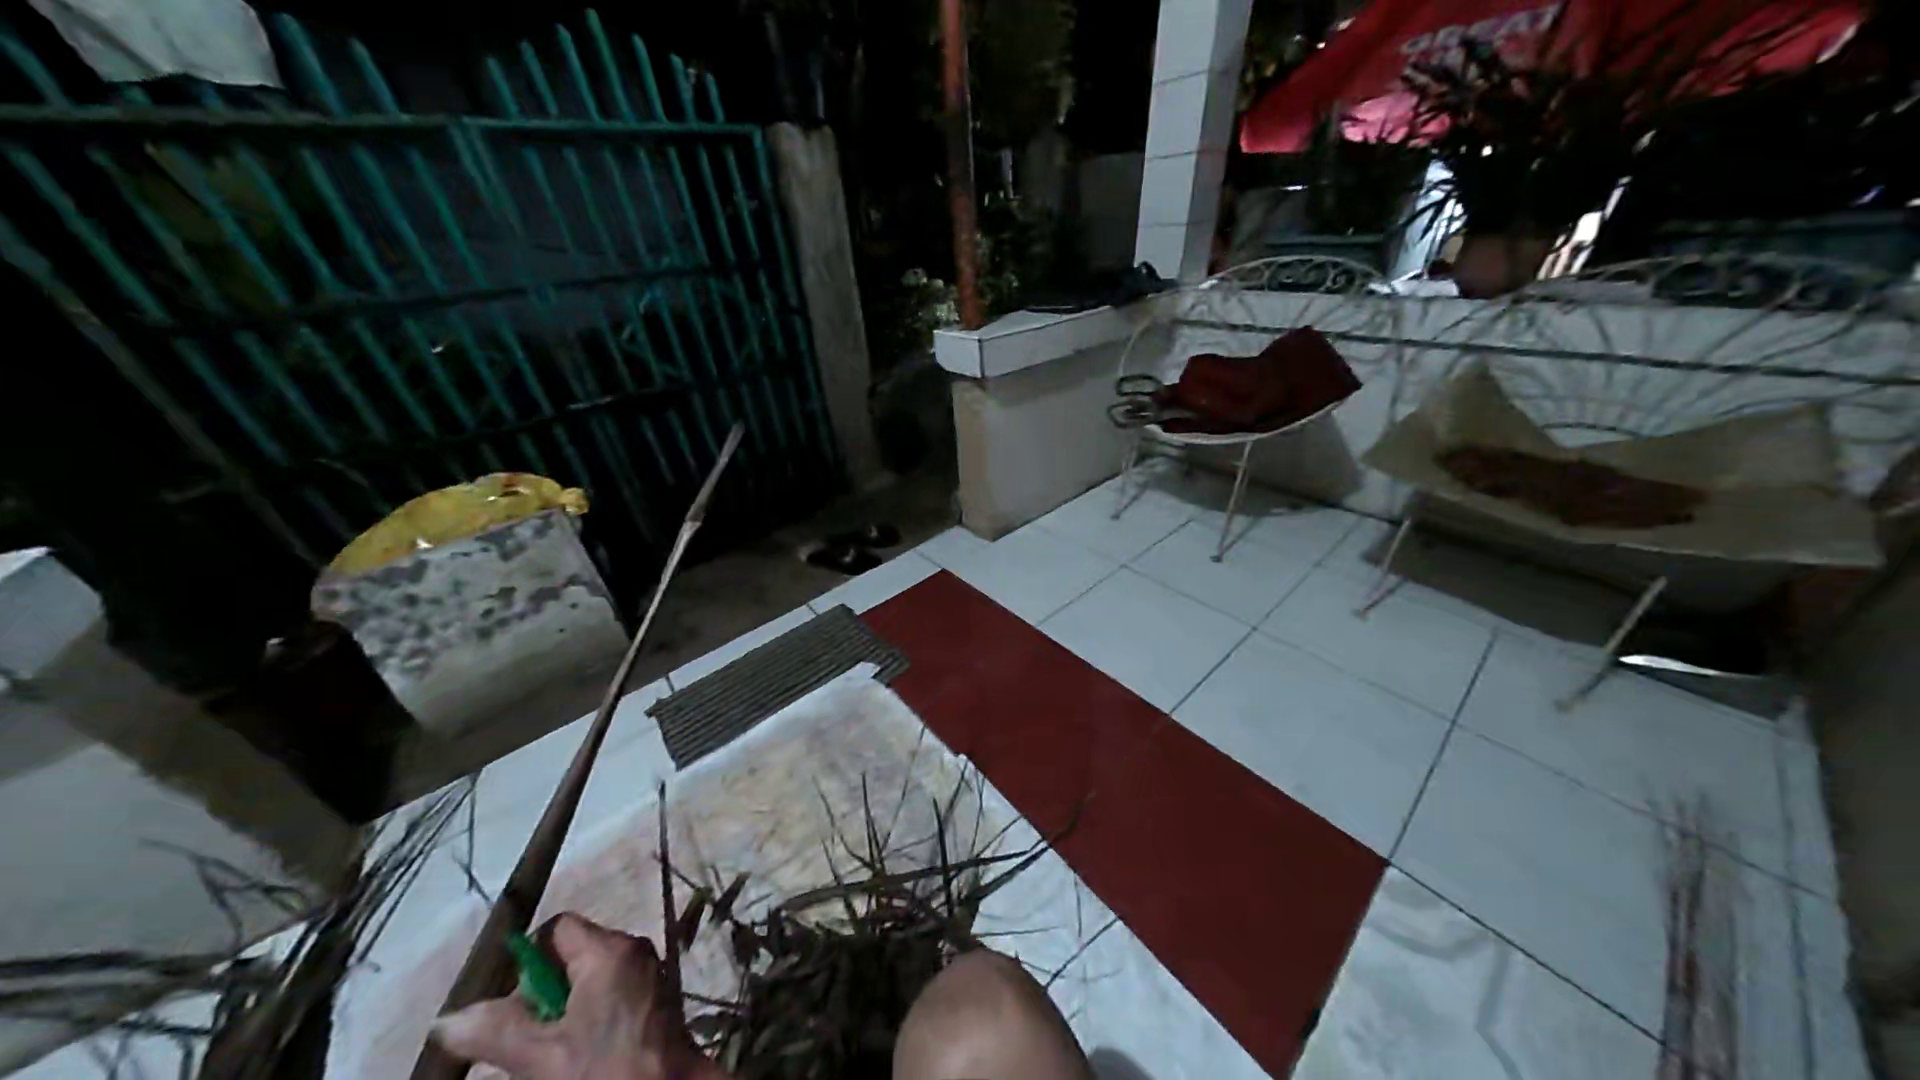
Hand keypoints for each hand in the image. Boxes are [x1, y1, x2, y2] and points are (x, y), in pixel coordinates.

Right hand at [431, 914, 727, 1079]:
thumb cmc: (606, 1071)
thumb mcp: (540, 1057)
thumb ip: (494, 1032)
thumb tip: (447, 1020)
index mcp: (610, 949)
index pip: (557, 929)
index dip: (525, 962)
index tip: (509, 1008)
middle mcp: (632, 950)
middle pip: (571, 955)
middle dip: (539, 996)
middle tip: (525, 1042)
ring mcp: (647, 973)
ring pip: (588, 980)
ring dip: (560, 1014)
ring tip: (546, 1055)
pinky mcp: (654, 998)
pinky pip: (608, 994)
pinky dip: (584, 1018)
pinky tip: (573, 1057)